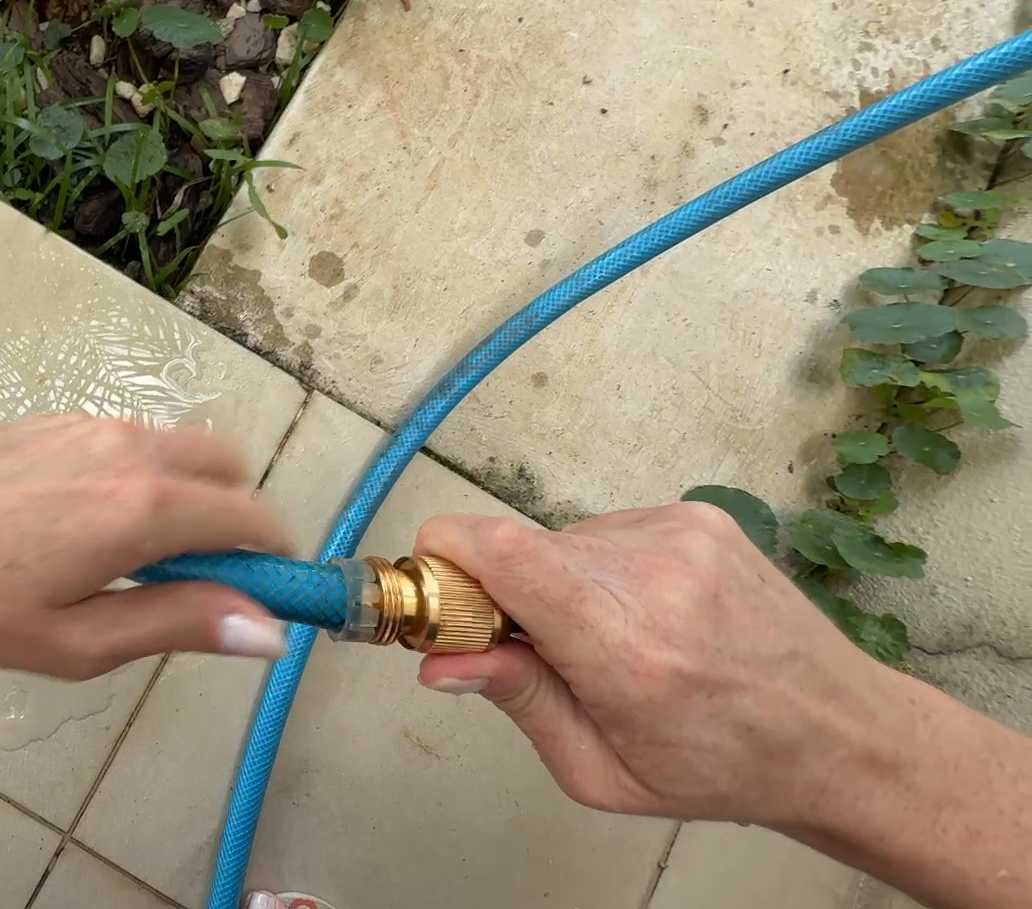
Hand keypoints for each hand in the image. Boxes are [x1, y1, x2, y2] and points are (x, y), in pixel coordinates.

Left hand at [0, 415, 294, 678]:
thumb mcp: (78, 641)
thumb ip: (180, 624)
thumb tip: (269, 630)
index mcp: (143, 506)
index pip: (250, 514)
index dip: (271, 555)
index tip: (258, 591)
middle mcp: (127, 447)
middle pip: (226, 463)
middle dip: (235, 513)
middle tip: (195, 573)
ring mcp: (86, 423)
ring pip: (177, 444)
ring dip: (187, 489)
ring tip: (133, 550)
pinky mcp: (51, 419)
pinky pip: (128, 436)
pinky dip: (142, 470)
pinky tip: (84, 515)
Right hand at [411, 503, 898, 827]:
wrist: (852, 738)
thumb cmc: (721, 767)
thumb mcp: (600, 771)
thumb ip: (514, 701)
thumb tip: (436, 661)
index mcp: (626, 649)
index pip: (499, 552)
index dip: (443, 553)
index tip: (438, 591)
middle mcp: (653, 576)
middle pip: (511, 545)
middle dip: (492, 584)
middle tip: (527, 638)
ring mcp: (677, 535)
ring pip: (550, 538)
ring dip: (548, 578)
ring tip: (603, 629)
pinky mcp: (692, 516)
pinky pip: (593, 529)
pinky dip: (591, 565)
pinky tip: (640, 607)